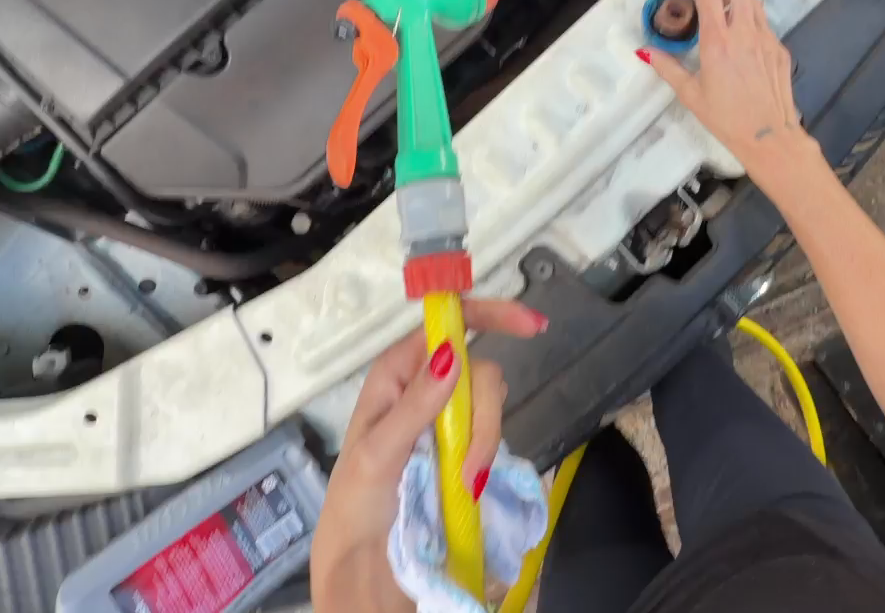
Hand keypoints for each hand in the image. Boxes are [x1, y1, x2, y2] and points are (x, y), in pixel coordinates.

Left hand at [311, 299, 546, 612]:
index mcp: (397, 373)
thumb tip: (451, 353)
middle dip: (484, 412)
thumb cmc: (356, 508)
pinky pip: (492, 430)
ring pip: (490, 400)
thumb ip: (414, 406)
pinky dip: (488, 453)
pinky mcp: (464, 443)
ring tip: (465, 483)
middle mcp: (426, 384)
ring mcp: (447, 414)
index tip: (528, 325)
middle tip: (473, 464)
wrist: (367, 570)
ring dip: (486, 439)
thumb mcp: (375, 456)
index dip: (488, 314)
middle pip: (479, 367)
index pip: (445, 324)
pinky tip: (472, 482)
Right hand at [640, 0, 820, 182]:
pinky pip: (767, 27)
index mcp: (717, 42)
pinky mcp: (781, 51)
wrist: (768, 137)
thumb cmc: (725, 118)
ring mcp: (767, 40)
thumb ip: (667, 68)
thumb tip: (645, 51)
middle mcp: (744, 34)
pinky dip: (754, 28)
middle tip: (715, 6)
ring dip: (742, 6)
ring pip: (757, 4)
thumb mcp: (690, 94)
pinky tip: (746, 51)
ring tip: (730, 24)